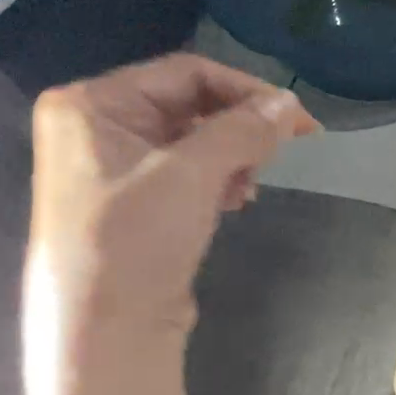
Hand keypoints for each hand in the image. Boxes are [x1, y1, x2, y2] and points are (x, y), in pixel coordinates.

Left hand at [26, 54, 317, 336]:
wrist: (108, 321)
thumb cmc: (135, 238)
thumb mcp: (191, 175)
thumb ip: (242, 132)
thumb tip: (291, 104)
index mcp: (94, 103)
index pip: (186, 73)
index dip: (248, 92)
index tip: (301, 123)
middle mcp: (99, 124)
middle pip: (192, 104)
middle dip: (241, 129)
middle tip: (281, 156)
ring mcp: (118, 164)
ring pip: (197, 139)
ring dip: (235, 157)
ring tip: (250, 188)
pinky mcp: (140, 200)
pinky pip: (191, 171)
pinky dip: (222, 179)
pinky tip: (236, 202)